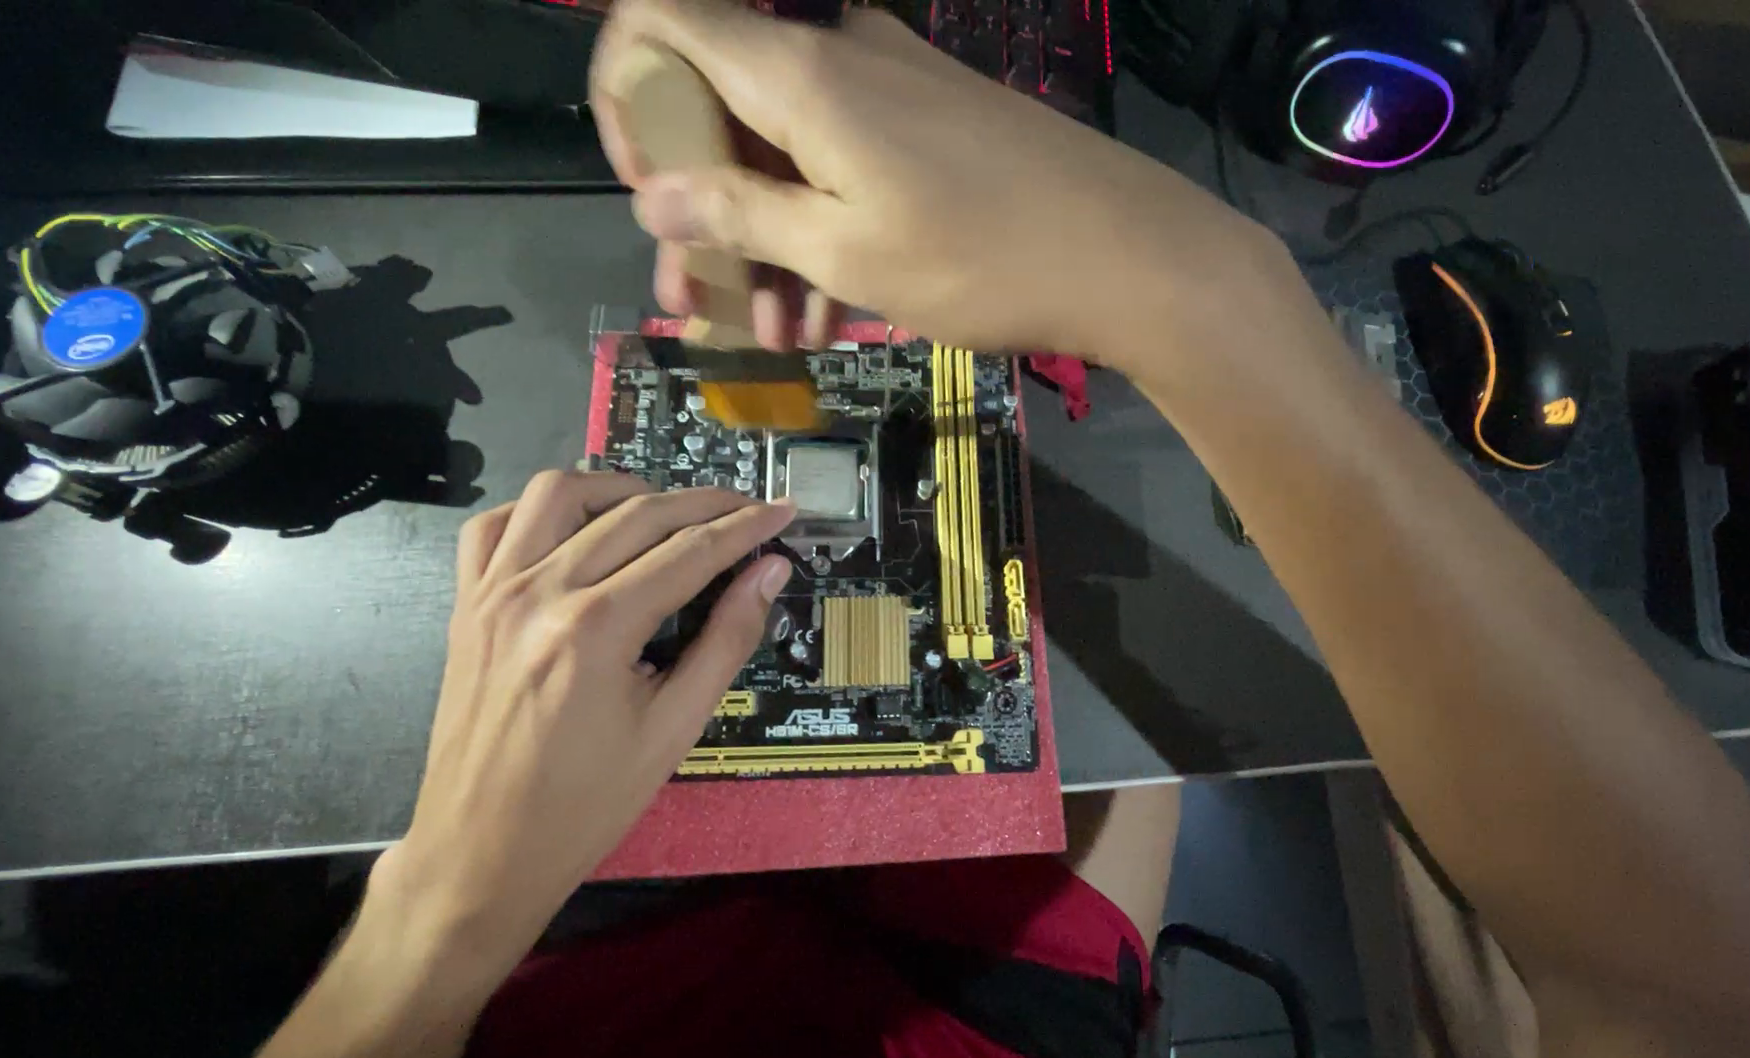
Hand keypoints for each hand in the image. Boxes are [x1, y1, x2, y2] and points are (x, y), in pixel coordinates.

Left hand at [372, 472, 795, 976]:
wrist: (482, 853)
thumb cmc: (588, 803)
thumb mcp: (675, 727)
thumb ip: (727, 638)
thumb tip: (770, 571)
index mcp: (597, 628)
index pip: (691, 551)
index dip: (746, 525)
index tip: (782, 508)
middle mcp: (541, 592)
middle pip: (638, 514)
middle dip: (705, 503)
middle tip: (747, 508)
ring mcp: (492, 591)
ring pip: (560, 493)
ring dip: (622, 489)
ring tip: (663, 511)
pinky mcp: (465, 603)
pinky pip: (496, 524)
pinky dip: (542, 510)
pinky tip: (578, 530)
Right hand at [589, 0, 1284, 370]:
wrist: (1122, 255)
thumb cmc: (978, 258)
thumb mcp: (845, 250)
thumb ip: (740, 213)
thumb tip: (653, 194)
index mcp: (801, 74)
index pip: (662, 24)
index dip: (627, 97)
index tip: (643, 186)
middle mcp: (836, 61)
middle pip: (725, 115)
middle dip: (700, 212)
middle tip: (699, 302)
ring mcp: (887, 95)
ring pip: (787, 159)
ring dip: (765, 246)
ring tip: (771, 336)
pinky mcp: (926, 131)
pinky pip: (843, 172)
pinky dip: (821, 236)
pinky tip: (822, 316)